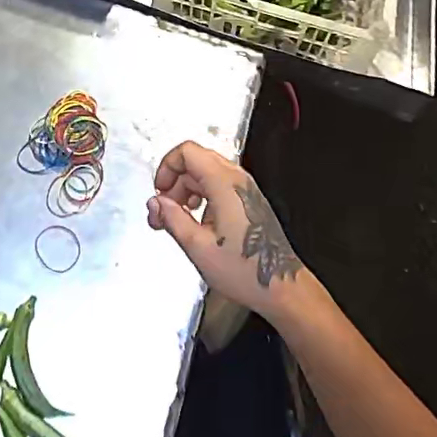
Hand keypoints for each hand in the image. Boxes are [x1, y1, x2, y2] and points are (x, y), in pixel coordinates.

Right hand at [147, 141, 314, 319]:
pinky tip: (196, 223)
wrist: (280, 285)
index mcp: (224, 182)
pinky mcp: (247, 199)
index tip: (158, 191)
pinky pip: (217, 185)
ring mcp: (244, 188)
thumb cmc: (245, 269)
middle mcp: (237, 179)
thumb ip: (172, 219)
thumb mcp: (197, 247)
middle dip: (174, 183)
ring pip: (205, 173)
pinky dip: (201, 197)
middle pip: (195, 161)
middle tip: (163, 212)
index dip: (167, 167)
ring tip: (177, 220)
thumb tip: (156, 203)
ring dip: (186, 191)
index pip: (187, 151)